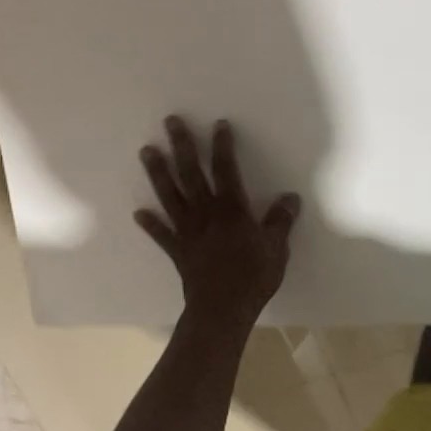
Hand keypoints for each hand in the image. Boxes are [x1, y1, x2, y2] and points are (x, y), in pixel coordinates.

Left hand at [135, 116, 299, 324]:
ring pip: (171, 196)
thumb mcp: (276, 248)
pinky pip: (162, 234)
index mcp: (232, 210)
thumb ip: (280, 221)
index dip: (223, 147)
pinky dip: (151, 224)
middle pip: (191, 174)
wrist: (223, 308)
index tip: (218, 125)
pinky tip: (139, 213)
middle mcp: (206, 214)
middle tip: (171, 122)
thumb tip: (290, 198)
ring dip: (158, 173)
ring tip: (147, 151)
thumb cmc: (253, 277)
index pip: (227, 170)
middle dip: (182, 147)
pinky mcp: (178, 252)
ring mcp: (188, 232)